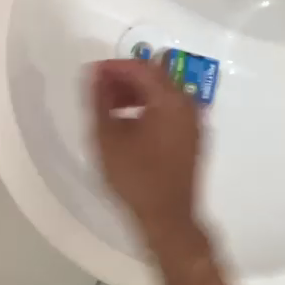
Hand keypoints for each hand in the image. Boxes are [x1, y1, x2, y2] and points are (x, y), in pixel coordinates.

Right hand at [89, 59, 207, 257]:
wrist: (168, 216)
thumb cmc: (135, 177)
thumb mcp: (107, 138)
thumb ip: (99, 101)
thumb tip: (96, 75)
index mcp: (170, 100)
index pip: (141, 67)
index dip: (114, 67)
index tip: (90, 75)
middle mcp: (188, 105)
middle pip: (156, 77)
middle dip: (125, 79)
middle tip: (98, 93)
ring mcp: (194, 123)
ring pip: (163, 95)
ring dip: (136, 95)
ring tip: (109, 111)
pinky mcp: (193, 139)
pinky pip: (170, 112)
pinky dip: (148, 109)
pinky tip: (128, 128)